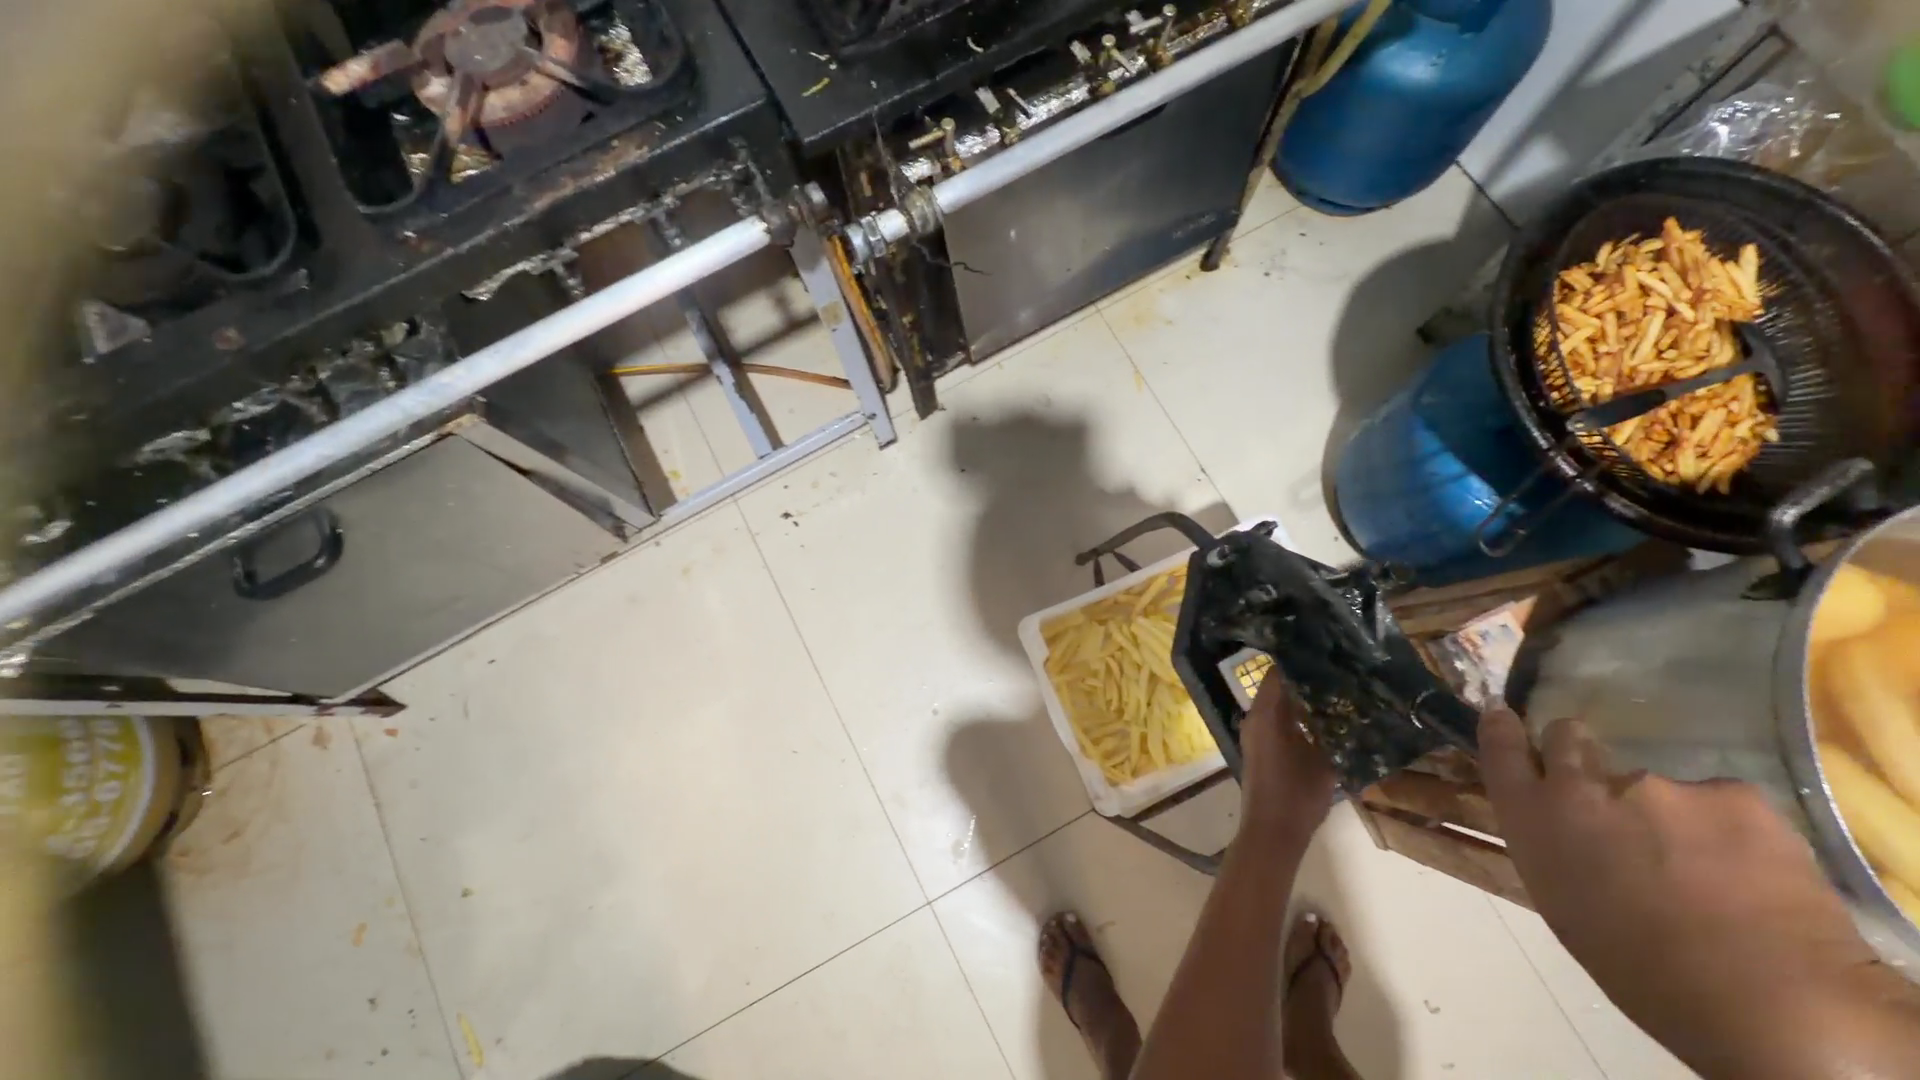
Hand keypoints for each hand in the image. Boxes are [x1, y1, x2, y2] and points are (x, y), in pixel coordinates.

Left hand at [1237, 669, 1336, 841]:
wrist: (1272, 833)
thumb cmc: (1298, 796)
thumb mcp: (1324, 761)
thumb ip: (1335, 730)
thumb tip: (1352, 704)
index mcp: (1266, 715)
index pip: (1279, 673)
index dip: (1301, 659)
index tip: (1327, 650)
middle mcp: (1255, 718)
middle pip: (1278, 686)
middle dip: (1306, 677)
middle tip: (1339, 667)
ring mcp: (1255, 733)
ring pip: (1278, 704)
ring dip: (1302, 697)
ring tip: (1337, 688)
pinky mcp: (1260, 748)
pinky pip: (1277, 720)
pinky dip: (1296, 715)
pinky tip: (1324, 717)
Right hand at [1480, 708, 1919, 1078]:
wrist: (1765, 996)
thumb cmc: (1642, 971)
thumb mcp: (1568, 906)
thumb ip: (1559, 850)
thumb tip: (1576, 836)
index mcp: (1536, 821)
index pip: (1503, 751)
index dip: (1503, 729)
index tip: (1503, 714)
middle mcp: (1585, 787)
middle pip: (1568, 738)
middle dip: (1577, 750)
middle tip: (1605, 790)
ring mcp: (1659, 784)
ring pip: (1656, 786)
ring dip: (1667, 813)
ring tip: (1702, 866)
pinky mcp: (1734, 793)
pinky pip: (1722, 805)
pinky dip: (1729, 832)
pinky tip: (1750, 874)